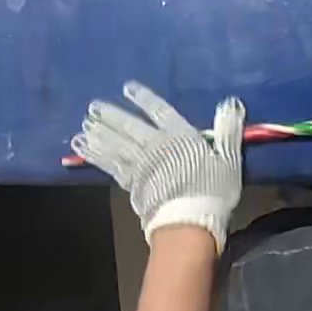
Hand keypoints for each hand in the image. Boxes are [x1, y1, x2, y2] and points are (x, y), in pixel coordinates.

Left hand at [73, 82, 245, 249]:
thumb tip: (230, 103)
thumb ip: (227, 131)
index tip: (128, 88)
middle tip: (93, 106)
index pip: (160, 110)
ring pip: (115, 143)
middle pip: (129, 126)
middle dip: (111, 115)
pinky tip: (82, 147)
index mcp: (180, 136)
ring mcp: (140, 163)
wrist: (188, 222)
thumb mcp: (228, 160)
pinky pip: (109, 164)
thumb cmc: (213, 192)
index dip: (144, 98)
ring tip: (83, 124)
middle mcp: (156, 145)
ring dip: (98, 132)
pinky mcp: (129, 182)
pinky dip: (95, 154)